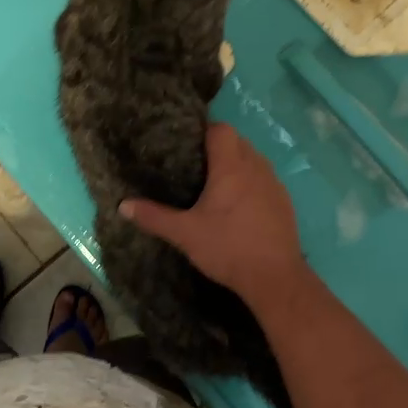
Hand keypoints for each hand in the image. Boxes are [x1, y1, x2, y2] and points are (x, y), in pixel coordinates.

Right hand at [120, 123, 305, 297]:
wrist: (276, 278)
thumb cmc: (228, 247)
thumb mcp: (185, 233)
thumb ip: (154, 217)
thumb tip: (122, 205)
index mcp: (232, 166)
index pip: (220, 129)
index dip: (203, 130)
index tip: (185, 144)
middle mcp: (256, 167)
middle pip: (237, 141)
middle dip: (216, 148)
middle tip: (193, 166)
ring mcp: (274, 184)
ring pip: (253, 160)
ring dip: (235, 165)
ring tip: (213, 185)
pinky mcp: (284, 202)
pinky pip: (264, 180)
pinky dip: (250, 184)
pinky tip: (237, 206)